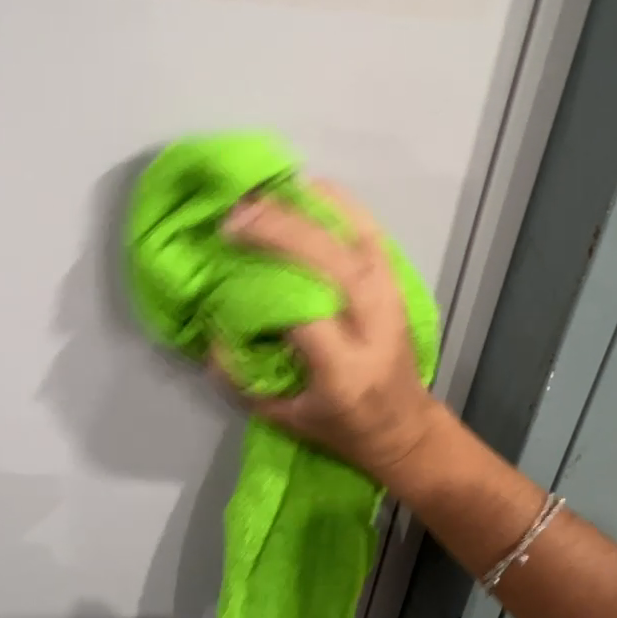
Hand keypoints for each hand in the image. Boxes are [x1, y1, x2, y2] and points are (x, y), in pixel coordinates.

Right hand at [217, 181, 443, 479]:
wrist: (406, 427)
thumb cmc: (342, 428)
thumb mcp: (284, 419)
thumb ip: (241, 380)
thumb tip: (210, 332)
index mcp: (344, 369)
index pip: (306, 315)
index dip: (265, 285)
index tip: (227, 268)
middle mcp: (373, 326)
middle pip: (332, 264)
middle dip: (281, 233)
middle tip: (234, 217)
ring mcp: (390, 298)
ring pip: (352, 239)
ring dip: (303, 213)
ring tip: (260, 197)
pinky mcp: (396, 283)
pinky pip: (369, 231)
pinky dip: (339, 205)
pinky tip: (306, 189)